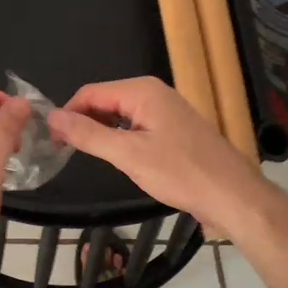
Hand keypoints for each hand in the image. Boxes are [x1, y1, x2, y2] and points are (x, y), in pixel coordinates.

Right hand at [47, 77, 248, 222]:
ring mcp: (167, 109)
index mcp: (141, 90)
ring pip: (121, 114)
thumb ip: (88, 134)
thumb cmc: (181, 173)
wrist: (235, 197)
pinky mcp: (176, 128)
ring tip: (88, 156)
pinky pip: (138, 125)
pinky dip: (122, 138)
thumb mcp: (128, 155)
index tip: (52, 140)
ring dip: (103, 132)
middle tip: (66, 151)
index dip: (68, 113)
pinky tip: (121, 159)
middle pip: (105, 100)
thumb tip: (52, 117)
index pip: (90, 93)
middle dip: (84, 122)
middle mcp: (154, 92)